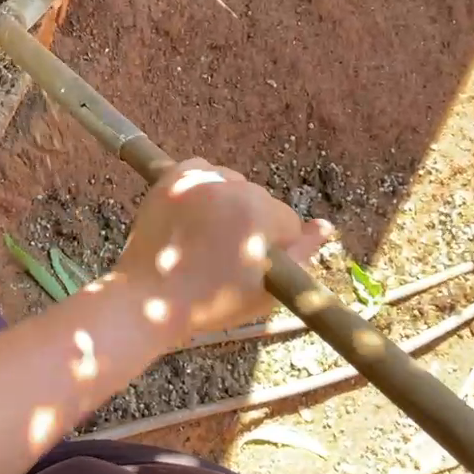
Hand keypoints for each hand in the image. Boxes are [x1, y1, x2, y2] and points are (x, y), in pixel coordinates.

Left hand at [114, 158, 333, 337]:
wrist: (148, 301)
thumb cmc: (210, 302)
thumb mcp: (267, 288)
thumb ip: (301, 253)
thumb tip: (325, 226)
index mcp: (260, 211)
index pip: (287, 222)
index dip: (274, 249)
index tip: (250, 268)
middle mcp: (231, 187)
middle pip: (259, 201)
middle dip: (250, 224)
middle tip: (222, 256)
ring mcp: (197, 181)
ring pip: (232, 185)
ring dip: (227, 203)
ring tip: (206, 237)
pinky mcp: (170, 180)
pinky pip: (201, 171)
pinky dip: (203, 187)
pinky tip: (196, 213)